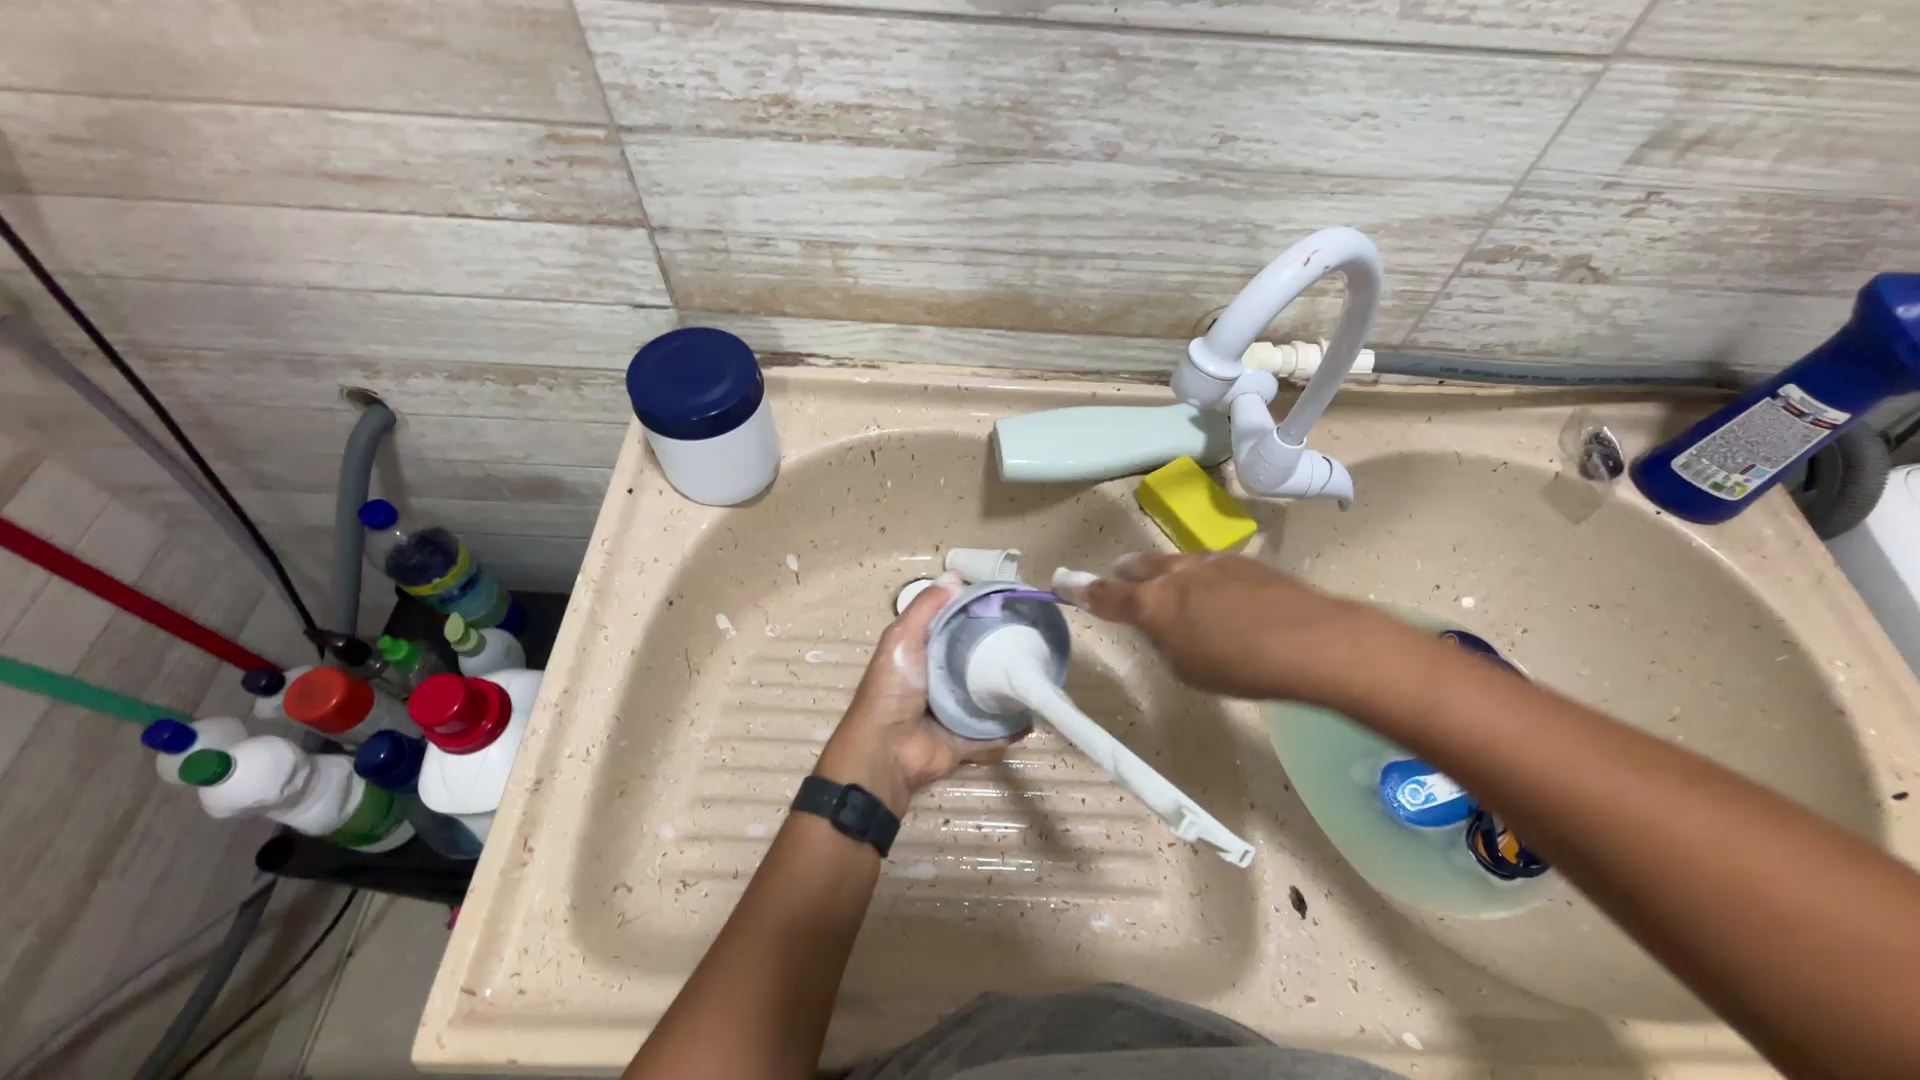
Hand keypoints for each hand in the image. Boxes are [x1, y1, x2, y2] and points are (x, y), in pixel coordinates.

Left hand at [815, 572, 1018, 815]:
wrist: (886, 752)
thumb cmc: (892, 690)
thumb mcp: (902, 639)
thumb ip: (926, 608)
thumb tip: (954, 576)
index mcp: (920, 653)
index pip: (953, 627)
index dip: (976, 615)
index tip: (1008, 605)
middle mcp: (937, 680)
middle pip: (973, 661)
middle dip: (998, 652)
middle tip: (1031, 639)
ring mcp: (952, 711)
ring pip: (986, 696)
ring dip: (1008, 689)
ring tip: (1038, 674)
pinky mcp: (964, 739)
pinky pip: (993, 732)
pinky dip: (1011, 726)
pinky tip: (1034, 714)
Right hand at [1054, 553, 1398, 703]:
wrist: (1312, 641)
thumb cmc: (1241, 667)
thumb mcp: (1187, 669)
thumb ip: (1165, 643)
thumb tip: (1164, 627)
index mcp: (1153, 605)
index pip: (1104, 596)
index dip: (1079, 590)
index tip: (1059, 580)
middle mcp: (1177, 574)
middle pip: (1141, 568)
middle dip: (1128, 574)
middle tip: (1123, 578)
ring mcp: (1213, 563)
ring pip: (1178, 564)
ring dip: (1170, 576)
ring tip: (1178, 592)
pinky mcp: (1247, 563)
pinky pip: (1212, 568)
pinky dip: (1207, 580)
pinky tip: (1225, 599)